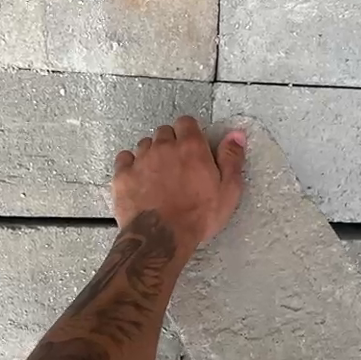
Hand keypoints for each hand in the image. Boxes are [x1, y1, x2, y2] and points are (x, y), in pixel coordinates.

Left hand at [113, 116, 246, 257]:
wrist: (162, 237)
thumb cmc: (197, 217)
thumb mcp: (228, 191)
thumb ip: (231, 159)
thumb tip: (236, 135)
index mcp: (191, 147)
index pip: (187, 122)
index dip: (190, 133)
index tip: (193, 147)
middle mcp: (164, 147)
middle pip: (164, 132)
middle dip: (171, 143)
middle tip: (177, 165)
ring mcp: (141, 160)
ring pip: (145, 144)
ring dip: (152, 154)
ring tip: (159, 175)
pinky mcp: (123, 175)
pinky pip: (124, 158)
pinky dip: (131, 164)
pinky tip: (138, 178)